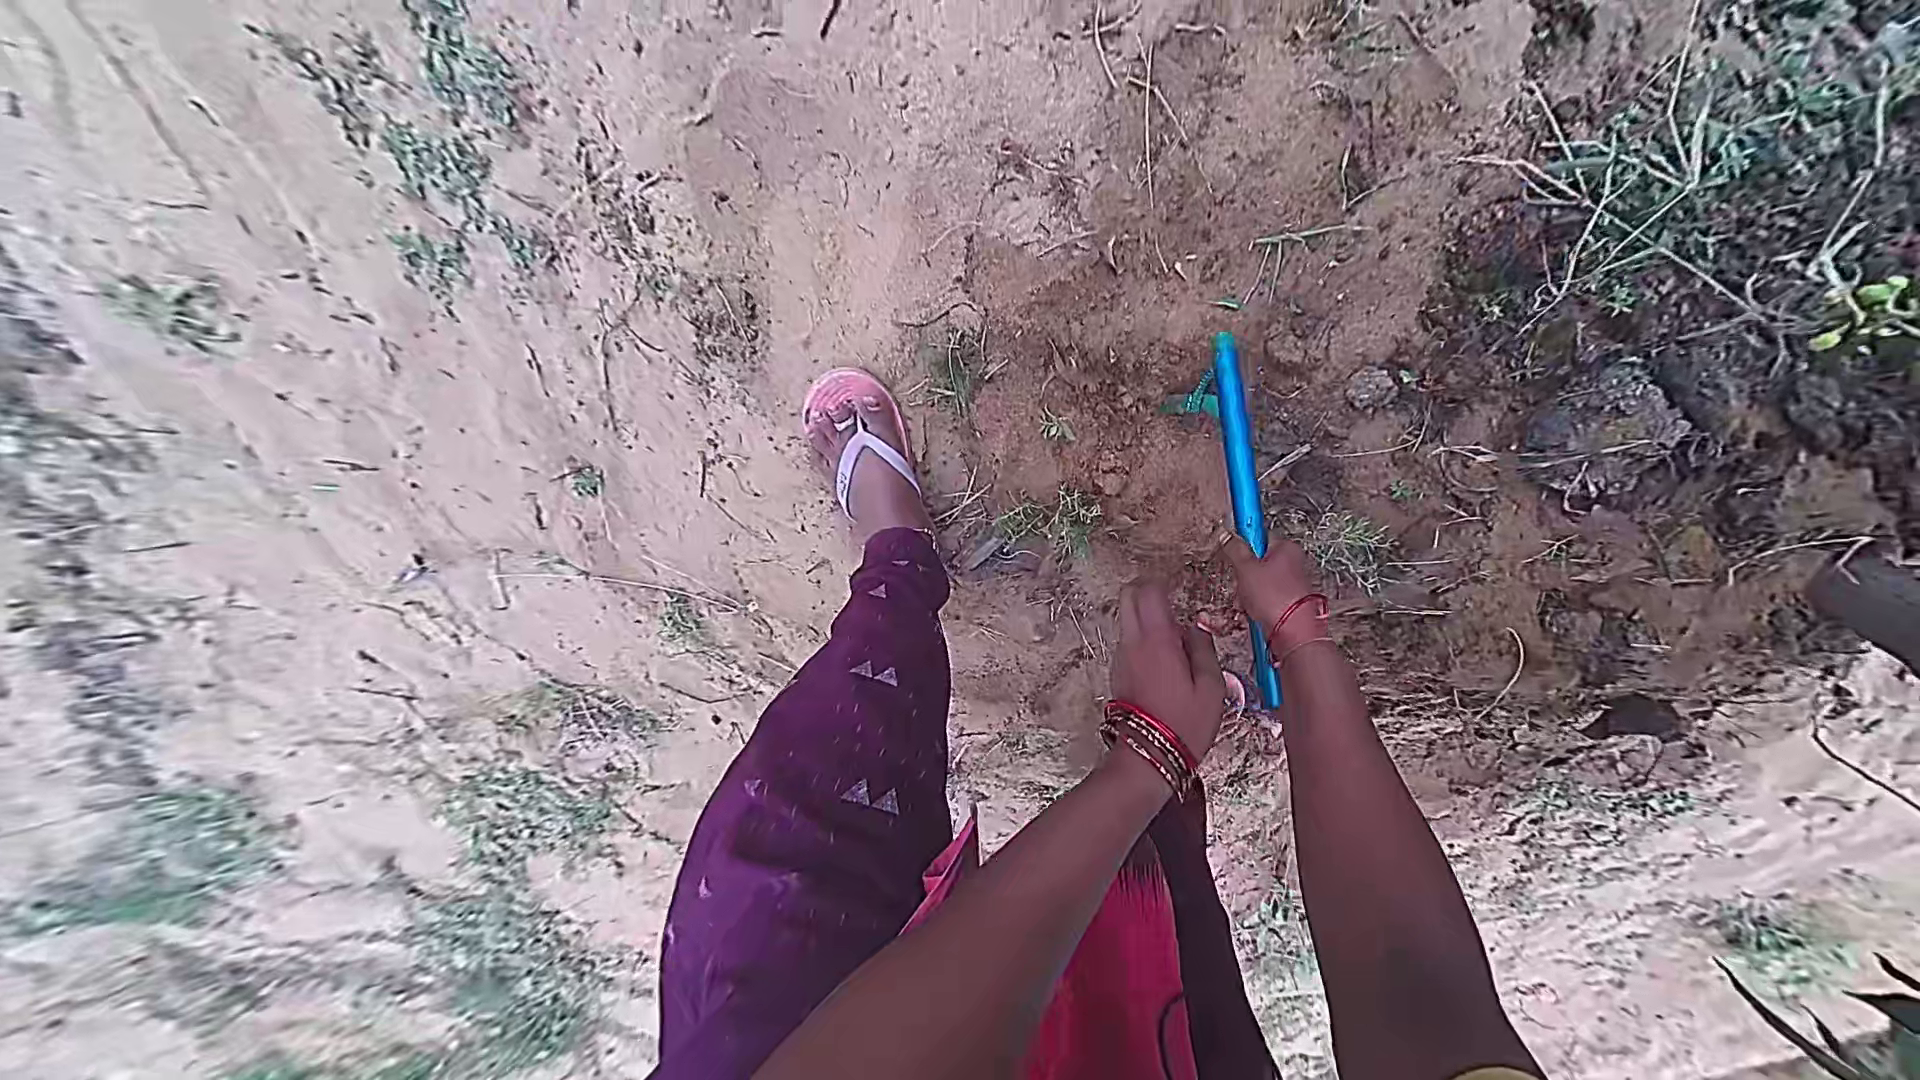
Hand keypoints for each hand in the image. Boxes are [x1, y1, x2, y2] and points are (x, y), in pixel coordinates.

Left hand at [1110, 581, 1227, 762]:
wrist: (1149, 754)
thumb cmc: (1185, 724)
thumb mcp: (1211, 687)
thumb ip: (1204, 649)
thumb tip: (1195, 628)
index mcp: (1156, 640)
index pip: (1149, 592)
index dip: (1162, 582)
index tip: (1177, 586)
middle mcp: (1132, 642)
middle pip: (1128, 597)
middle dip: (1145, 590)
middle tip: (1170, 599)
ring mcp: (1121, 656)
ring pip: (1127, 619)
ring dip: (1146, 617)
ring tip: (1175, 641)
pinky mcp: (1117, 670)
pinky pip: (1129, 642)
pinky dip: (1143, 638)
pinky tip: (1165, 660)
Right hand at [1222, 538, 1319, 648]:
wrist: (1292, 632)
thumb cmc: (1275, 597)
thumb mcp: (1246, 568)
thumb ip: (1235, 549)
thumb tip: (1227, 536)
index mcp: (1286, 548)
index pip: (1259, 535)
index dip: (1243, 543)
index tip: (1233, 545)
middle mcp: (1293, 562)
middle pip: (1257, 559)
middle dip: (1244, 571)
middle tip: (1241, 578)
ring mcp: (1291, 582)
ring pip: (1258, 579)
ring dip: (1247, 588)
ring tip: (1247, 598)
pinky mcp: (1287, 600)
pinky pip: (1263, 595)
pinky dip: (1255, 601)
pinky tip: (1253, 608)